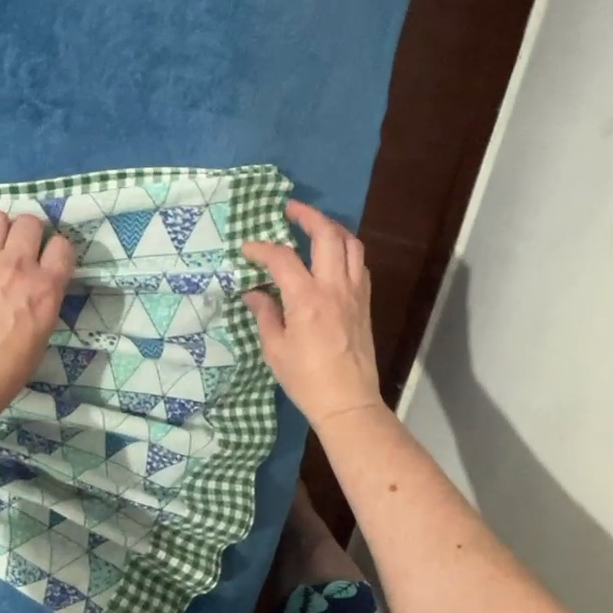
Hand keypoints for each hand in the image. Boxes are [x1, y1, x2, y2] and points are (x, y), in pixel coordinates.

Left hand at [0, 210, 75, 419]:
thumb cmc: (5, 371)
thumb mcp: (42, 335)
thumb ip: (44, 300)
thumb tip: (39, 283)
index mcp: (47, 288)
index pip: (62, 245)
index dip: (54, 251)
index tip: (45, 261)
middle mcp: (19, 266)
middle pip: (30, 222)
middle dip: (27, 235)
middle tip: (15, 252)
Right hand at [241, 201, 383, 429]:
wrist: (347, 402)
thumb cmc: (305, 379)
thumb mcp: (275, 349)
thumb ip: (264, 315)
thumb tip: (255, 293)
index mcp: (307, 298)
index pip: (282, 258)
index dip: (261, 249)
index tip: (246, 249)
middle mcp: (335, 287)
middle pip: (327, 235)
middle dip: (307, 216)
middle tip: (289, 210)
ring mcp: (355, 293)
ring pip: (351, 245)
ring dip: (332, 229)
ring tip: (315, 227)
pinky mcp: (365, 304)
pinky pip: (360, 265)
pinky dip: (346, 252)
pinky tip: (333, 258)